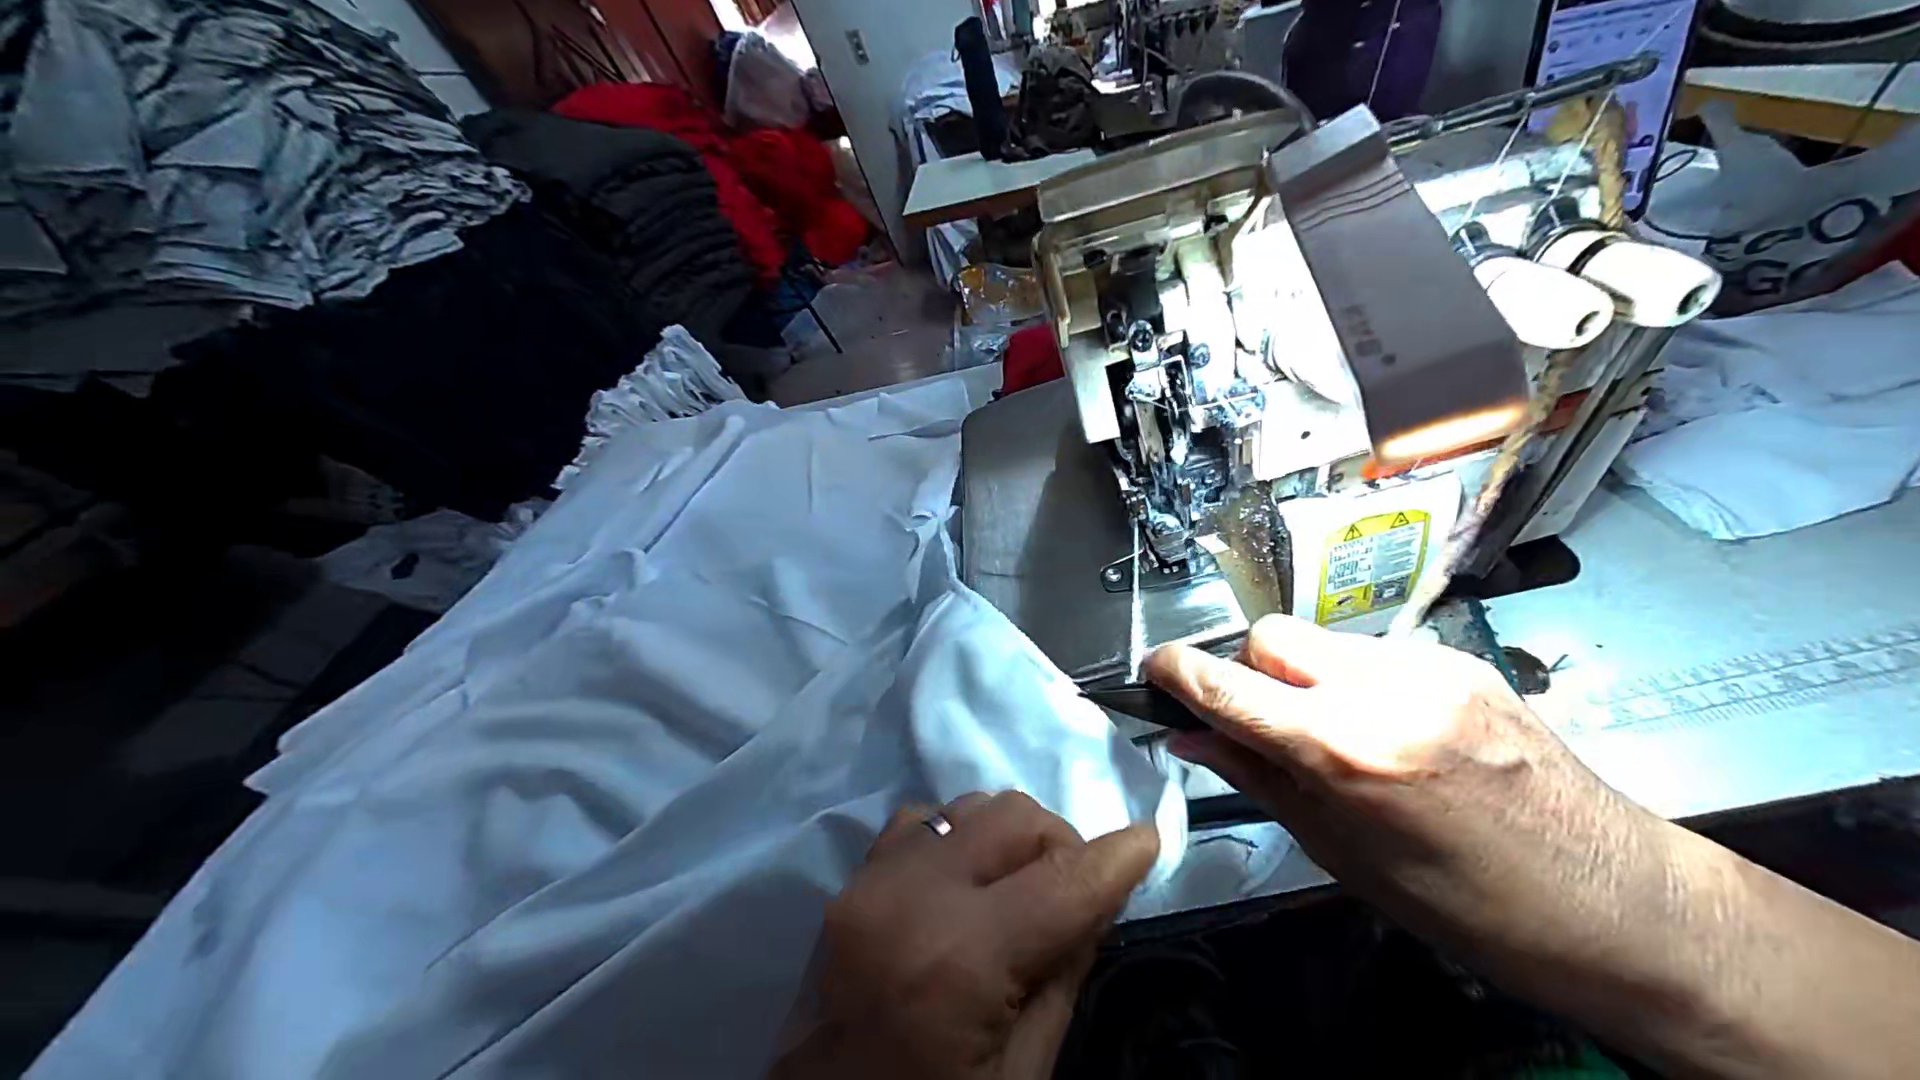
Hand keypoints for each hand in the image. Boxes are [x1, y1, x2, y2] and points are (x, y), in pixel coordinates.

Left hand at [773, 792, 1158, 1079]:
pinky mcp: (849, 879)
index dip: (1115, 857)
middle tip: (1074, 889)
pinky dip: (959, 836)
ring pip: (969, 805)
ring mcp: (871, 880)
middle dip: (1060, 842)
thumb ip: (1065, 970)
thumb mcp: (1022, 1071)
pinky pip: (922, 820)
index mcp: (958, 959)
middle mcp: (910, 896)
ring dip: (1010, 836)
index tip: (1148, 838)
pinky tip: (965, 880)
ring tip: (1019, 886)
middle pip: (1012, 817)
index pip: (1060, 883)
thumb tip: (1098, 894)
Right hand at [1143, 616, 1685, 1028]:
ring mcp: (1428, 666)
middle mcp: (1384, 690)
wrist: (1626, 906)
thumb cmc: (1470, 906)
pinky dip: (1348, 678)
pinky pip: (1367, 650)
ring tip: (1328, 730)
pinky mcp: (1458, 659)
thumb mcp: (1338, 851)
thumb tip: (1189, 737)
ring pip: (1316, 639)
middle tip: (1255, 718)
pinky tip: (1381, 724)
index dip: (1175, 670)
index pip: (1227, 684)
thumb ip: (1254, 777)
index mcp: (1348, 751)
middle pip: (1268, 636)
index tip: (1153, 671)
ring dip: (1297, 675)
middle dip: (1244, 670)